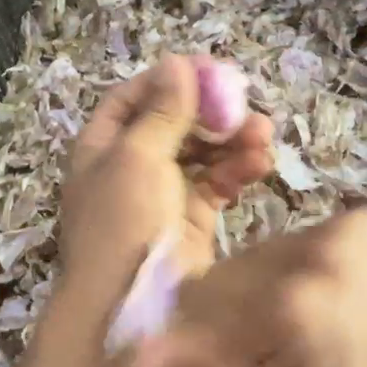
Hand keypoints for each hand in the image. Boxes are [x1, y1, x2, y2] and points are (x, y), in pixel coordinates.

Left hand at [56, 55, 272, 324]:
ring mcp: (160, 194)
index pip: (132, 99)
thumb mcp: (138, 156)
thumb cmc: (123, 221)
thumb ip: (163, 111)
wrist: (129, 304)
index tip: (207, 70)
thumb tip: (177, 63)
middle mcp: (129, 166)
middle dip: (209, 112)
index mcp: (102, 146)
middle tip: (245, 102)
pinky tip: (260, 163)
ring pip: (200, 154)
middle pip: (172, 124)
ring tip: (264, 133)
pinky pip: (216, 185)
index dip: (167, 81)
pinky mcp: (190, 220)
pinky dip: (236, 171)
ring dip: (230, 140)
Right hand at [134, 208, 366, 366]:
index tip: (183, 352)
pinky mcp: (362, 221)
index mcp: (289, 306)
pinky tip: (320, 301)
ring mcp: (342, 229)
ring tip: (291, 326)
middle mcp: (313, 253)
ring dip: (260, 286)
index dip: (186, 331)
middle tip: (247, 346)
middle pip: (230, 272)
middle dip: (224, 310)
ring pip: (262, 253)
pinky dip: (295, 268)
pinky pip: (298, 239)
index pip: (201, 302)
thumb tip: (140, 351)